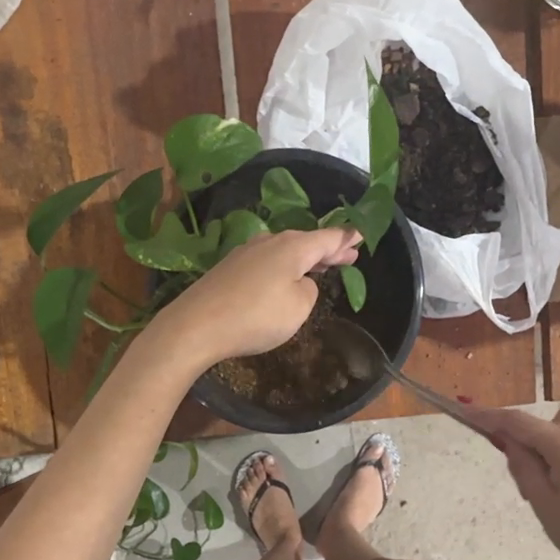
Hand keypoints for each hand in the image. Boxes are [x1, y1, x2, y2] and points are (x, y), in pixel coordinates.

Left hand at [149, 228, 360, 367]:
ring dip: (304, 259)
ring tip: (320, 266)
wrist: (197, 325)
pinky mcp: (230, 269)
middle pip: (306, 242)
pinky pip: (267, 262)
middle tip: (348, 255)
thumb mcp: (298, 308)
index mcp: (294, 247)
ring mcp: (247, 253)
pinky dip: (283, 267)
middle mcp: (270, 242)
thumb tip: (300, 282)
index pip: (328, 238)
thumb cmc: (256, 316)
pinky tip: (284, 277)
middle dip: (328, 249)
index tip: (361, 234)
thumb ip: (308, 291)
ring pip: (285, 251)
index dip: (346, 238)